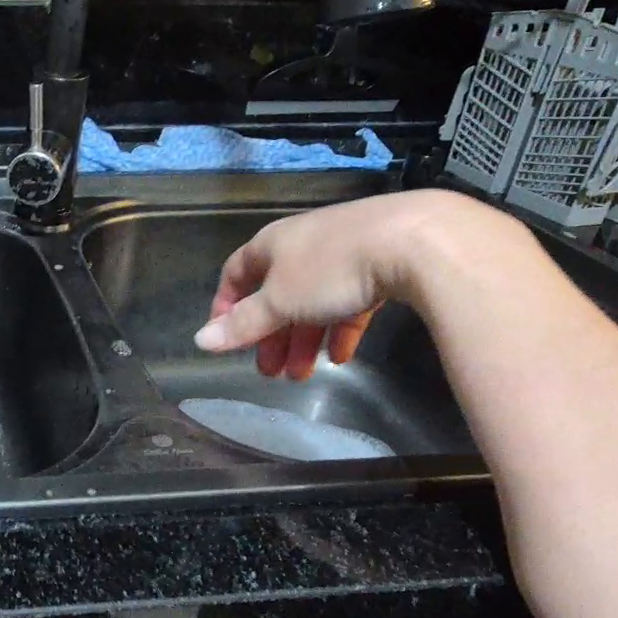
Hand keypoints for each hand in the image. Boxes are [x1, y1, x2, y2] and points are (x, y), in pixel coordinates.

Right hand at [192, 190, 476, 379]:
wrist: (417, 242)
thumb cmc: (332, 268)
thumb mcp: (279, 302)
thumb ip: (242, 324)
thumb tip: (200, 340)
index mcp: (272, 245)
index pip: (236, 274)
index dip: (226, 307)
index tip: (225, 339)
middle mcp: (304, 245)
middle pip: (277, 295)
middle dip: (272, 337)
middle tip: (270, 372)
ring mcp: (344, 253)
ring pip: (314, 303)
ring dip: (304, 341)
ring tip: (303, 375)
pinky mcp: (380, 264)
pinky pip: (350, 302)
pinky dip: (341, 329)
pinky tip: (342, 357)